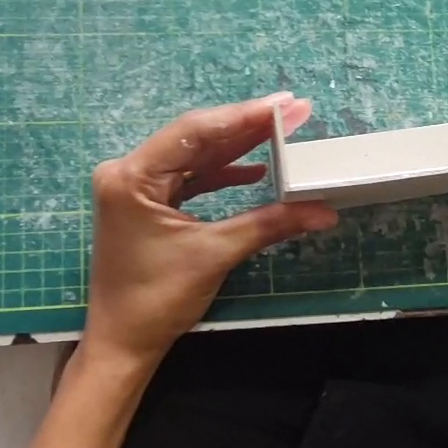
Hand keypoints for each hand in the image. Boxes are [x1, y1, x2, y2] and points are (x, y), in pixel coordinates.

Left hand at [85, 93, 337, 369]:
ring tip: (283, 130)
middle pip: (196, 138)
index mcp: (132, 177)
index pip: (195, 132)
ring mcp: (137, 188)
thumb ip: (270, 224)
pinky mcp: (149, 204)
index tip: (284, 103)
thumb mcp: (216, 254)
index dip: (243, 116)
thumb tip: (323, 210)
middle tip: (295, 110)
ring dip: (239, 147)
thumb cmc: (157, 301)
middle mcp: (129, 172)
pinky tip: (255, 169)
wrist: (124, 343)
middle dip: (247, 126)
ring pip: (196, 156)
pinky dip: (223, 173)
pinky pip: (191, 177)